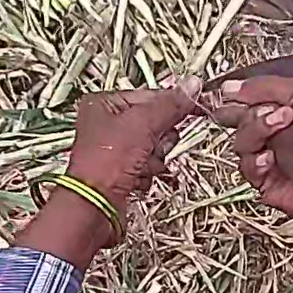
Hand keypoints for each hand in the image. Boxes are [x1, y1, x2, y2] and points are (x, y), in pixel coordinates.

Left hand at [65, 81, 202, 212]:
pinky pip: (148, 167)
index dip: (172, 105)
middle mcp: (106, 125)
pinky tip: (137, 179)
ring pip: (154, 147)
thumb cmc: (107, 162)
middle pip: (154, 123)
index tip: (196, 107)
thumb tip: (193, 85)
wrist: (96, 207)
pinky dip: (147, 174)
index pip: (149, 96)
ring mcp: (114, 151)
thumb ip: (170, 104)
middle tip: (151, 145)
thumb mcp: (143, 124)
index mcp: (104, 104)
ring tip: (142, 165)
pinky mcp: (121, 174)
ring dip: (154, 159)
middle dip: (159, 139)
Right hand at [210, 76, 292, 221]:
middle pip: (240, 121)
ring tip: (280, 127)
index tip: (231, 94)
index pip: (249, 100)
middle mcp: (276, 134)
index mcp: (285, 108)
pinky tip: (270, 157)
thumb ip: (267, 86)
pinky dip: (255, 160)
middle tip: (278, 113)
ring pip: (241, 144)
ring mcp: (270, 158)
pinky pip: (247, 169)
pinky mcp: (267, 183)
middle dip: (254, 114)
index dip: (239, 97)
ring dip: (256, 131)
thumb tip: (230, 88)